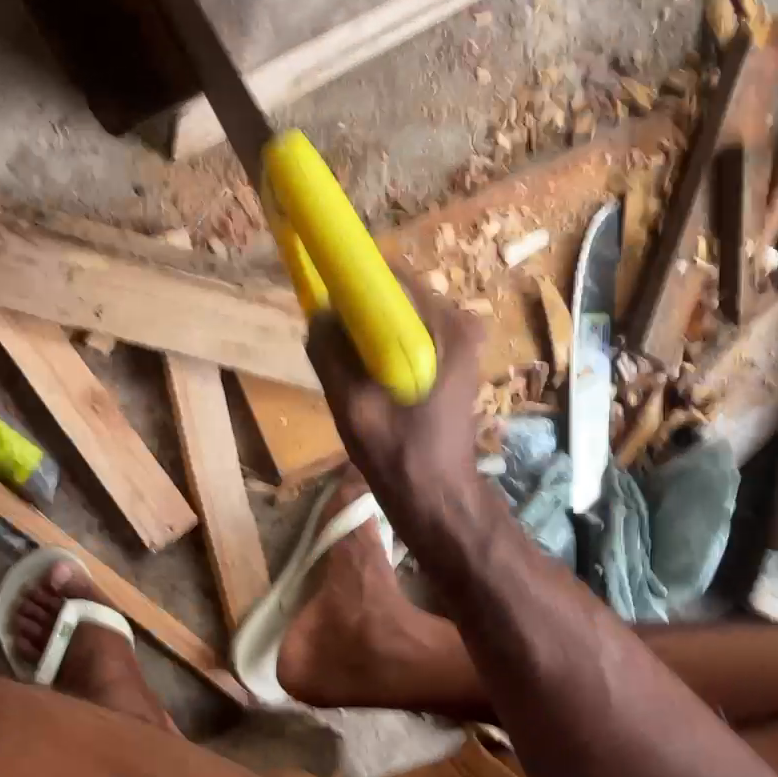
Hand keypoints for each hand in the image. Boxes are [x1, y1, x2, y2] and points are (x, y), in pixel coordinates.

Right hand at [306, 285, 486, 528]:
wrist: (437, 497)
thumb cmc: (399, 455)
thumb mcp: (353, 407)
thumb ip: (331, 357)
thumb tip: (317, 317)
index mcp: (446, 328)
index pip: (393, 279)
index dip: (353, 282)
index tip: (323, 294)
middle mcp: (460, 326)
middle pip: (396, 297)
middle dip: (359, 311)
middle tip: (331, 341)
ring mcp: (460, 344)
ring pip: (399, 318)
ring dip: (368, 334)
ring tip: (346, 365)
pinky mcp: (453, 362)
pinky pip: (407, 337)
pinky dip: (382, 348)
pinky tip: (366, 379)